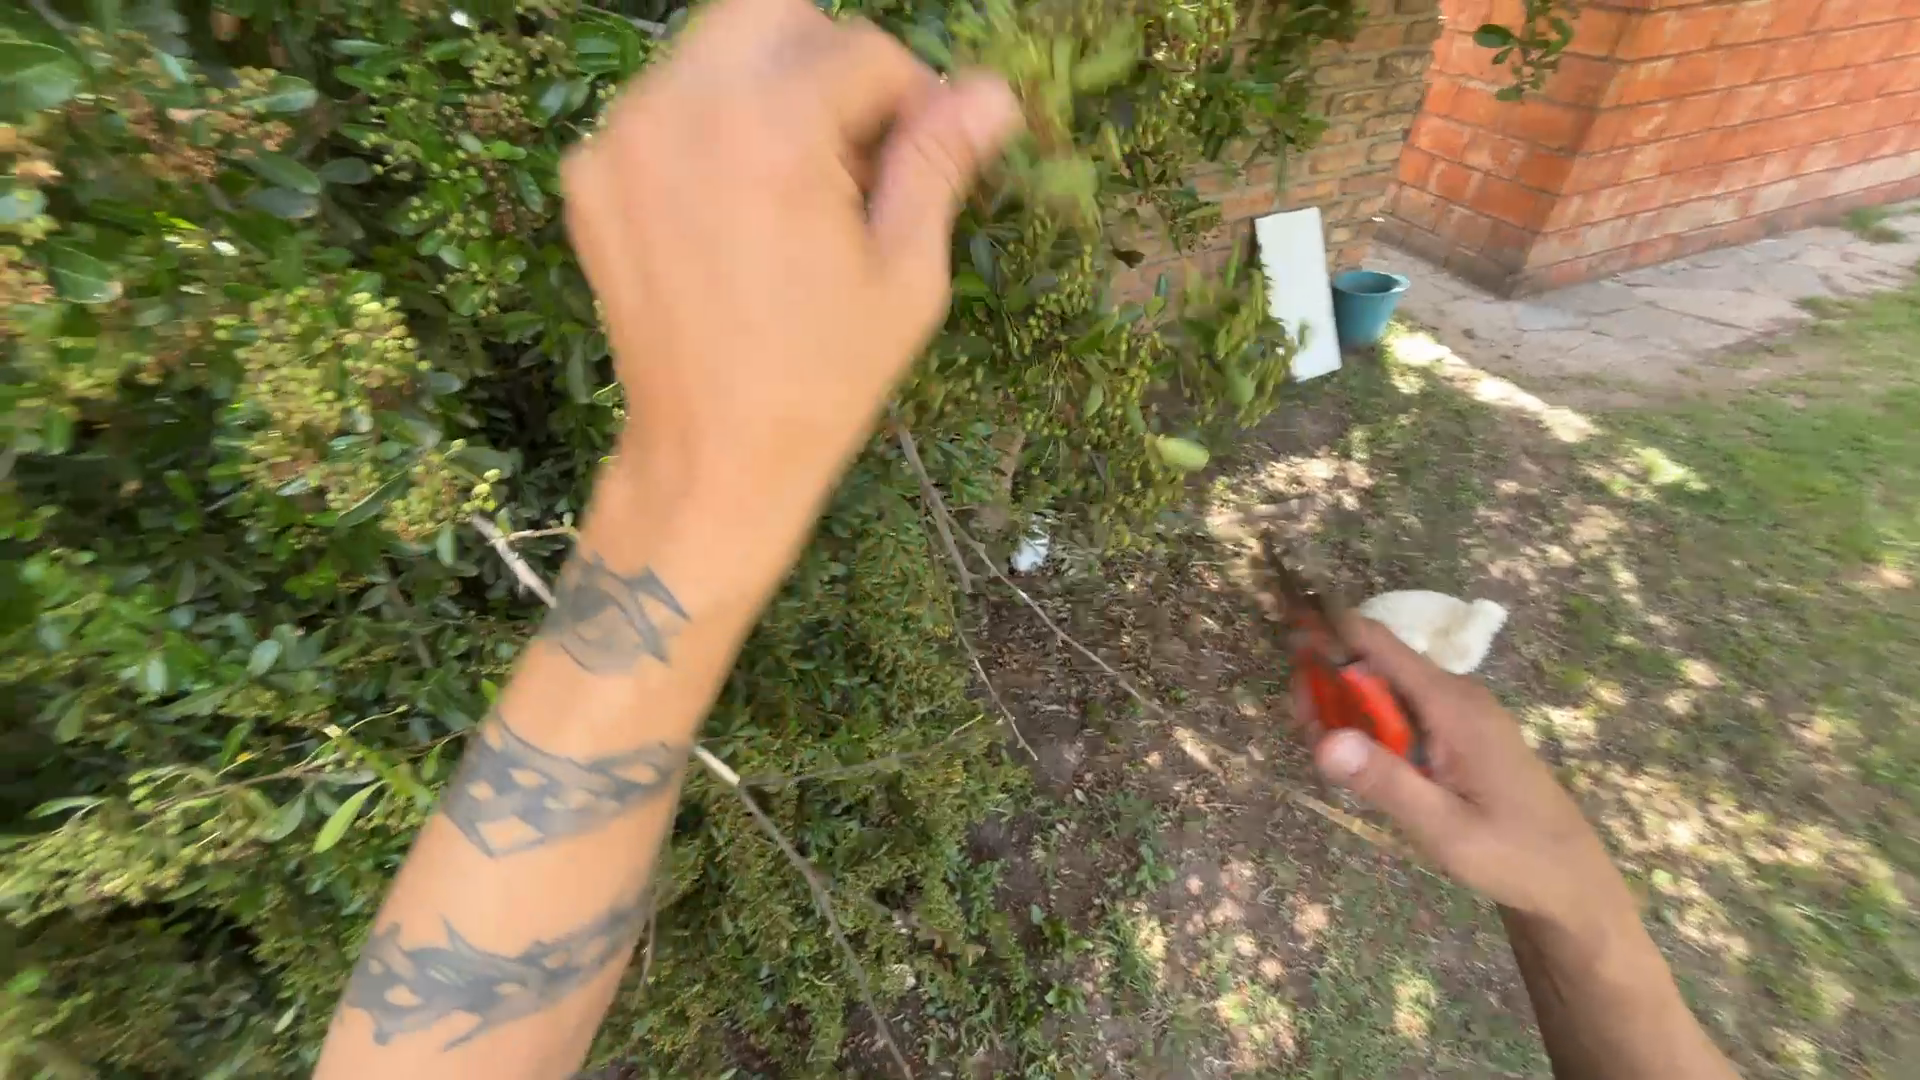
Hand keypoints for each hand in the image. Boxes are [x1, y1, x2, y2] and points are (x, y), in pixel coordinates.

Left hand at [561, 0, 1018, 529]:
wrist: (714, 455)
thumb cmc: (825, 380)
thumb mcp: (904, 278)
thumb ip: (939, 165)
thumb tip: (995, 93)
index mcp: (772, 130)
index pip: (863, 49)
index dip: (912, 96)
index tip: (922, 153)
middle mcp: (681, 106)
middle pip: (774, 13)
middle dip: (832, 65)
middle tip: (858, 156)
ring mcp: (621, 138)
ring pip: (713, 51)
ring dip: (772, 93)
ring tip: (798, 191)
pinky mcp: (590, 176)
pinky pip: (665, 108)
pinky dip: (714, 132)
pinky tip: (737, 214)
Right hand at [1296, 616, 1635, 935]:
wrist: (1574, 886)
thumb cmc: (1514, 857)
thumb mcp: (1445, 830)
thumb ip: (1386, 783)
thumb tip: (1324, 740)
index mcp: (1452, 705)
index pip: (1377, 642)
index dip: (1326, 629)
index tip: (1285, 636)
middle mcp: (1452, 694)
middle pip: (1370, 663)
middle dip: (1324, 683)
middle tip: (1300, 728)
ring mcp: (1454, 709)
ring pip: (1378, 687)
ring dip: (1340, 708)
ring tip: (1323, 751)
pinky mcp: (1453, 728)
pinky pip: (1395, 708)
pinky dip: (1363, 723)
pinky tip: (1357, 759)